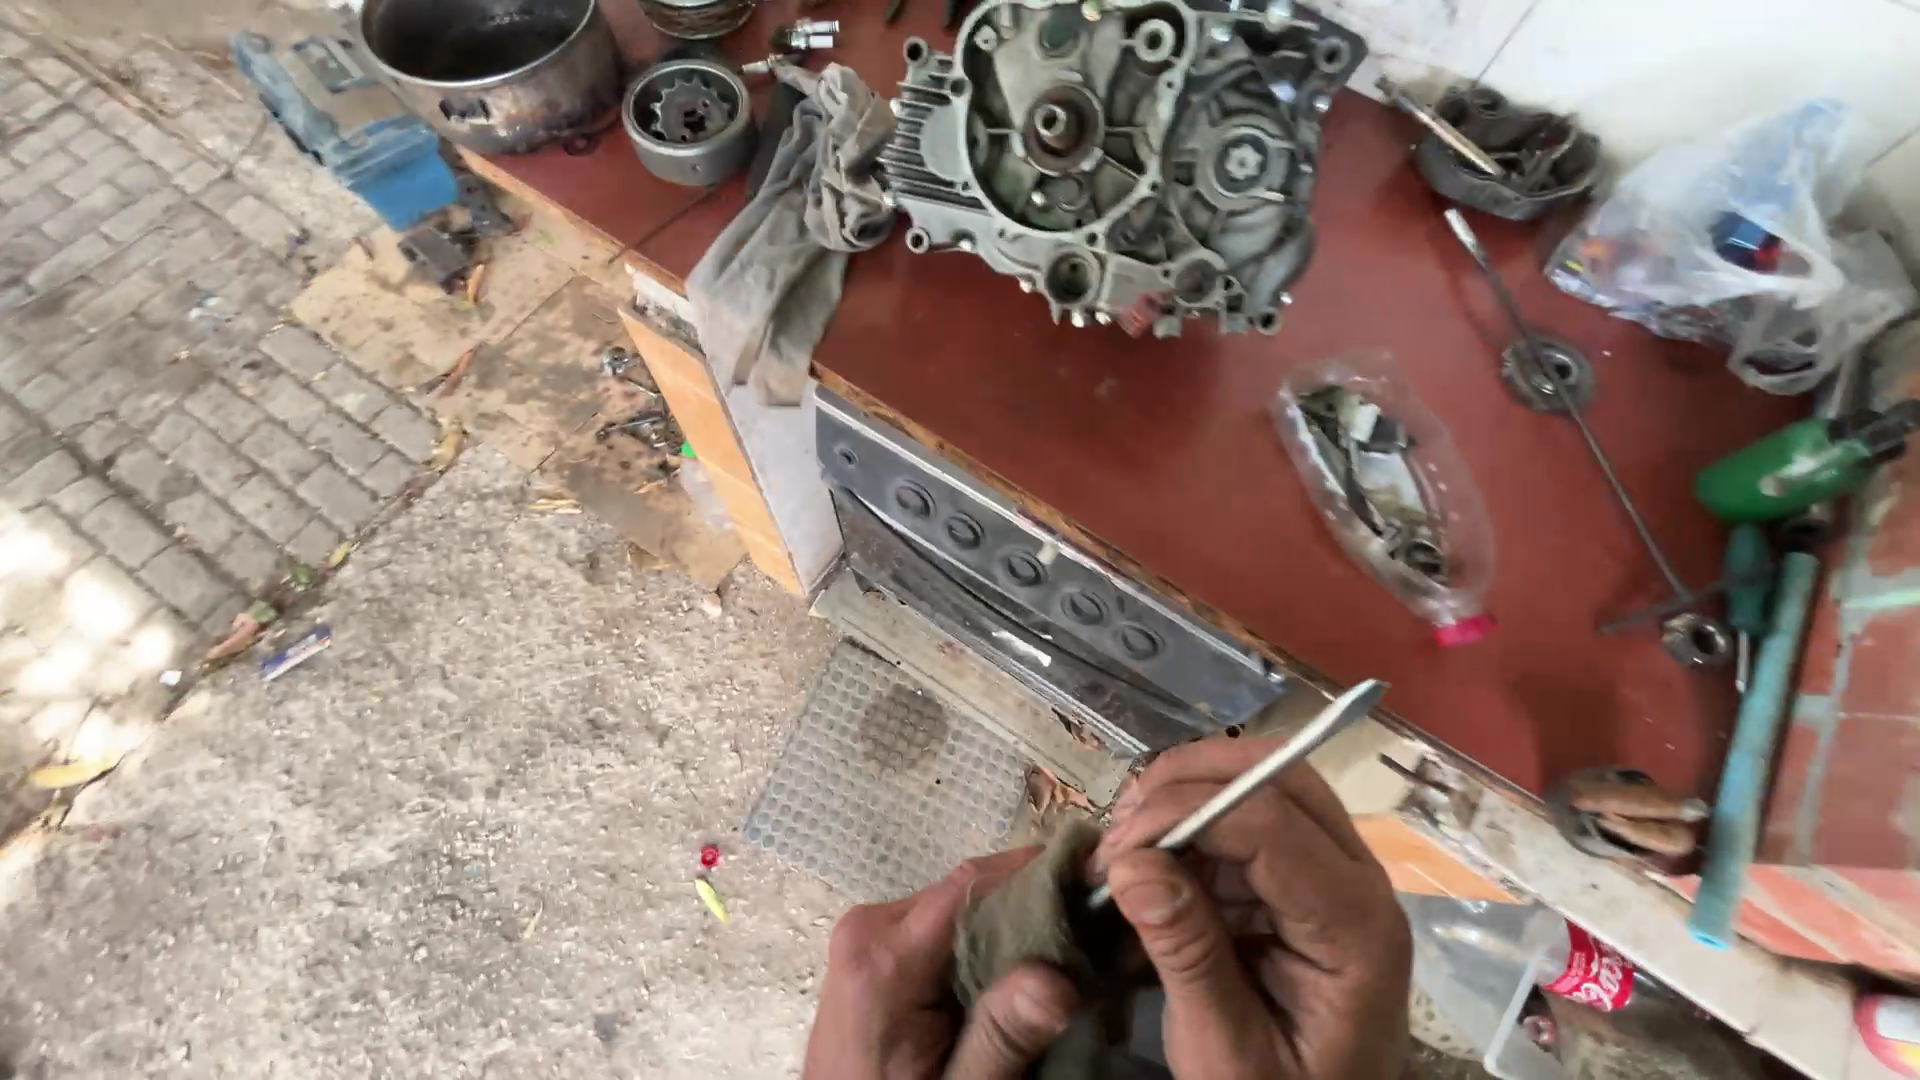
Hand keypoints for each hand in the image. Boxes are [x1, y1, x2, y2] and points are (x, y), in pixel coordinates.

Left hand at [802, 847, 1080, 1078]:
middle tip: (1084, 928)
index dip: (1031, 875)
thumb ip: (1001, 1038)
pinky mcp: (871, 947)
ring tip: (1055, 953)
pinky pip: (936, 927)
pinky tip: (1008, 970)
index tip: (1088, 877)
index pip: (970, 886)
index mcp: (882, 954)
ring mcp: (865, 933)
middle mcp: (868, 925)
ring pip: (955, 909)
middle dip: (1024, 907)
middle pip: (965, 895)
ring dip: (1002, 927)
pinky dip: (976, 942)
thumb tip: (1059, 977)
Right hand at [1094, 736, 1411, 1079]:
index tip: (1117, 850)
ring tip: (1127, 836)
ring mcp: (1329, 868)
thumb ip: (1187, 957)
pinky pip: (1243, 811)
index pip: (1270, 823)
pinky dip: (1187, 816)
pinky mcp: (1297, 871)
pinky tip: (1148, 848)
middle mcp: (1355, 879)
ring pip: (1259, 780)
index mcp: (1355, 926)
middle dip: (1189, 778)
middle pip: (1277, 774)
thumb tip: (1131, 865)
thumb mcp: (1227, 1054)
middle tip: (1123, 821)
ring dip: (1184, 792)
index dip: (1185, 813)